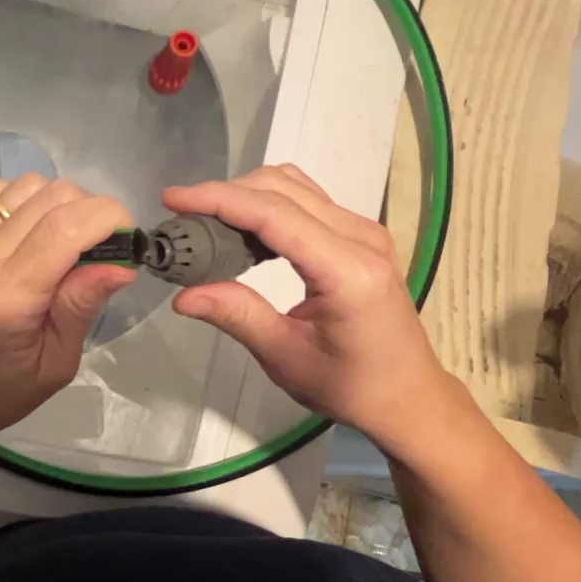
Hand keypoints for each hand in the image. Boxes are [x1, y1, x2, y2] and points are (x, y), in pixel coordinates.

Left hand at [0, 174, 135, 454]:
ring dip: (61, 202)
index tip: (129, 241)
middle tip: (103, 250)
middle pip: (52, 196)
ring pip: (28, 184)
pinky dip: (25, 198)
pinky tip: (34, 230)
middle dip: (93, 211)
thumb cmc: (4, 390)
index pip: (66, 227)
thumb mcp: (58, 364)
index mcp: (10, 295)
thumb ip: (83, 307)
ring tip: (70, 241)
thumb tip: (122, 264)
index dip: (109, 218)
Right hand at [163, 165, 466, 456]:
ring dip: (246, 195)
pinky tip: (242, 232)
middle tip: (182, 219)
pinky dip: (267, 205)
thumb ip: (237, 316)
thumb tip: (182, 296)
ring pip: (295, 186)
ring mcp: (365, 232)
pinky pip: (308, 201)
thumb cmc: (350, 386)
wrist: (407, 396)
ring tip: (206, 223)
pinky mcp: (361, 235)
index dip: (220, 200)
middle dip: (226, 194)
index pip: (275, 214)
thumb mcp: (285, 357)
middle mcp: (361, 238)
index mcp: (347, 271)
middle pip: (283, 188)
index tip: (173, 199)